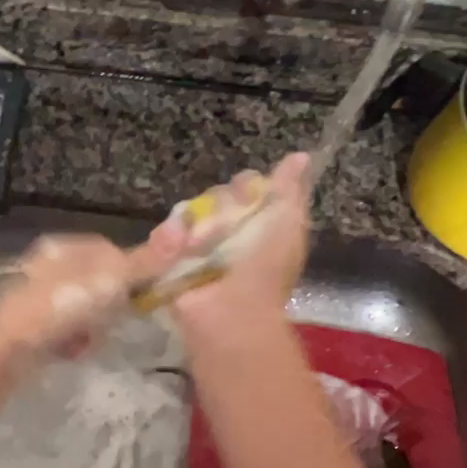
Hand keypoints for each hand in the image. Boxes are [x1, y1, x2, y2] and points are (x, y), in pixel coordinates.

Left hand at [0, 233, 180, 357]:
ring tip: (85, 341)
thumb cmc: (63, 304)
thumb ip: (149, 258)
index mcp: (67, 245)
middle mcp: (49, 266)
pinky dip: (72, 344)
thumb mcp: (113, 278)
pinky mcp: (30, 328)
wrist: (9, 346)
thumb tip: (189, 224)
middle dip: (110, 308)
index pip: (112, 252)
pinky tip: (68, 352)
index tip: (142, 294)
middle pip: (99, 286)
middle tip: (111, 321)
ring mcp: (37, 298)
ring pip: (85, 313)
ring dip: (92, 330)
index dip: (131, 274)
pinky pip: (65, 334)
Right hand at [155, 152, 313, 335]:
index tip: (247, 194)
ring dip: (197, 223)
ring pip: (190, 212)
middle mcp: (231, 232)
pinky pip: (166, 233)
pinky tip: (181, 246)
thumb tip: (300, 156)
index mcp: (261, 224)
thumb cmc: (265, 268)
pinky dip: (172, 237)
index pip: (246, 186)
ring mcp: (201, 247)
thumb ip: (290, 190)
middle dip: (219, 206)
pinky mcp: (172, 260)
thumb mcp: (288, 223)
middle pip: (216, 197)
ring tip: (200, 243)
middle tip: (224, 227)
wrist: (232, 311)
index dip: (246, 186)